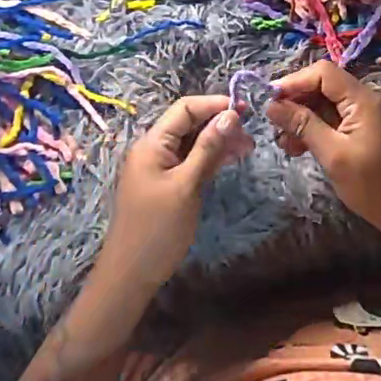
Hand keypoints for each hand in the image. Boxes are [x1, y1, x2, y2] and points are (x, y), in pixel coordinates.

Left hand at [102, 96, 252, 287]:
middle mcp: (154, 149)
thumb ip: (208, 148)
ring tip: (247, 148)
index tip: (245, 110)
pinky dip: (210, 158)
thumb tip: (230, 115)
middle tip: (250, 134)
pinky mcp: (166, 183)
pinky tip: (230, 160)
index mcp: (152, 143)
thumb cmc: (158, 228)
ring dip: (218, 141)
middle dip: (220, 124)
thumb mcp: (187, 185)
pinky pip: (190, 160)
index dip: (214, 105)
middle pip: (189, 124)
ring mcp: (160, 167)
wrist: (131, 275)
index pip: (185, 109)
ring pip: (192, 143)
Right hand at [264, 61, 380, 238]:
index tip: (269, 100)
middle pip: (323, 86)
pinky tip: (297, 147)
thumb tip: (271, 105)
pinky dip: (314, 129)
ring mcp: (364, 113)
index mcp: (363, 99)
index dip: (294, 82)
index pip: (324, 73)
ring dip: (301, 118)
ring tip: (283, 142)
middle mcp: (365, 99)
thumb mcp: (333, 155)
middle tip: (273, 124)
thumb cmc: (372, 186)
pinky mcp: (361, 128)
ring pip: (324, 103)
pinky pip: (332, 118)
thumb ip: (303, 125)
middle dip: (296, 102)